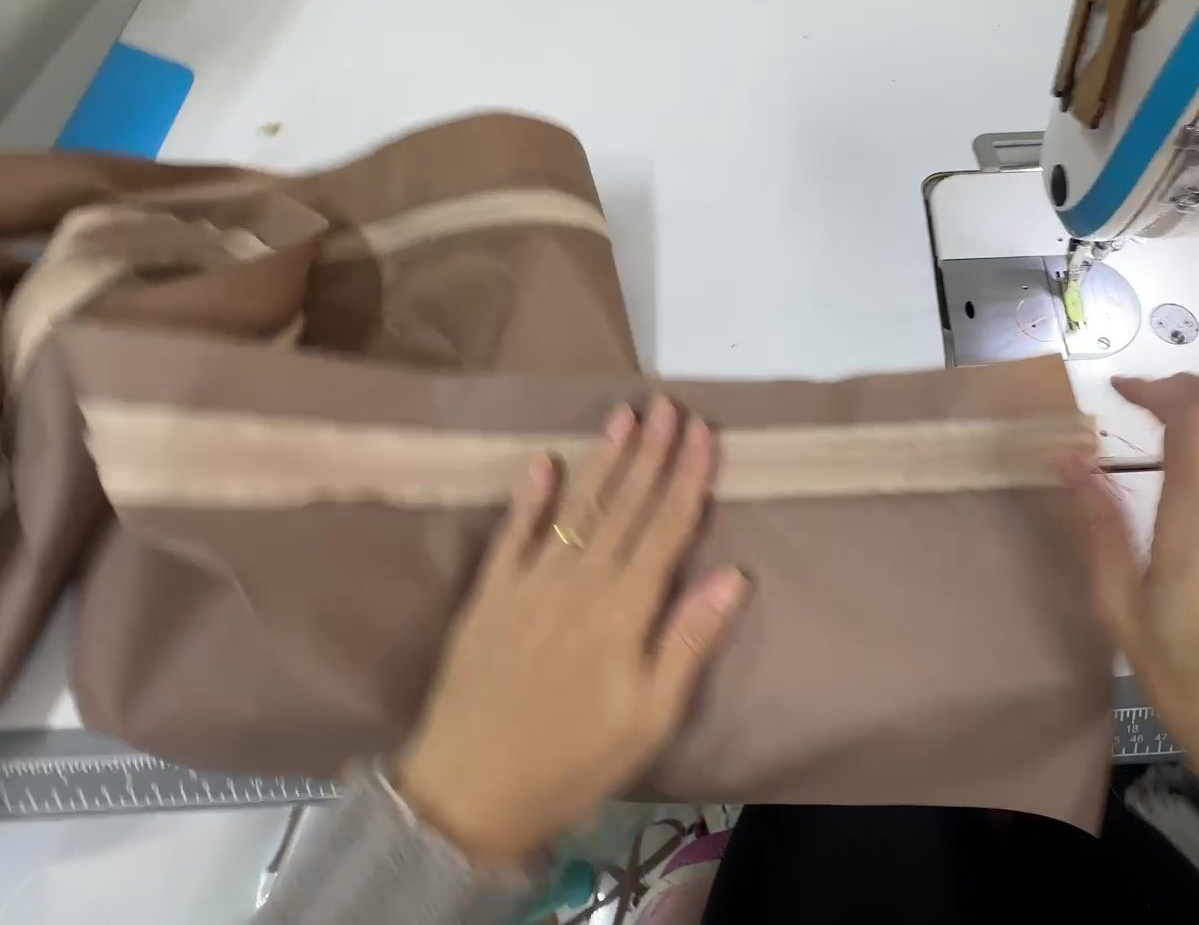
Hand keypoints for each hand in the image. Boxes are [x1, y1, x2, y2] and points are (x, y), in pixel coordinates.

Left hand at [396, 398, 748, 864]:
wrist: (464, 794)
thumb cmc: (573, 759)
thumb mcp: (650, 716)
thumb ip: (688, 639)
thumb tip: (734, 574)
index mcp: (623, 609)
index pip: (666, 527)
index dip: (688, 477)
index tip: (704, 432)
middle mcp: (580, 581)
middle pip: (625, 505)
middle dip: (651, 452)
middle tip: (668, 404)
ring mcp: (530, 583)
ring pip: (577, 508)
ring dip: (603, 459)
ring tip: (623, 415)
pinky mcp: (491, 595)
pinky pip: (513, 535)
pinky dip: (529, 497)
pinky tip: (542, 461)